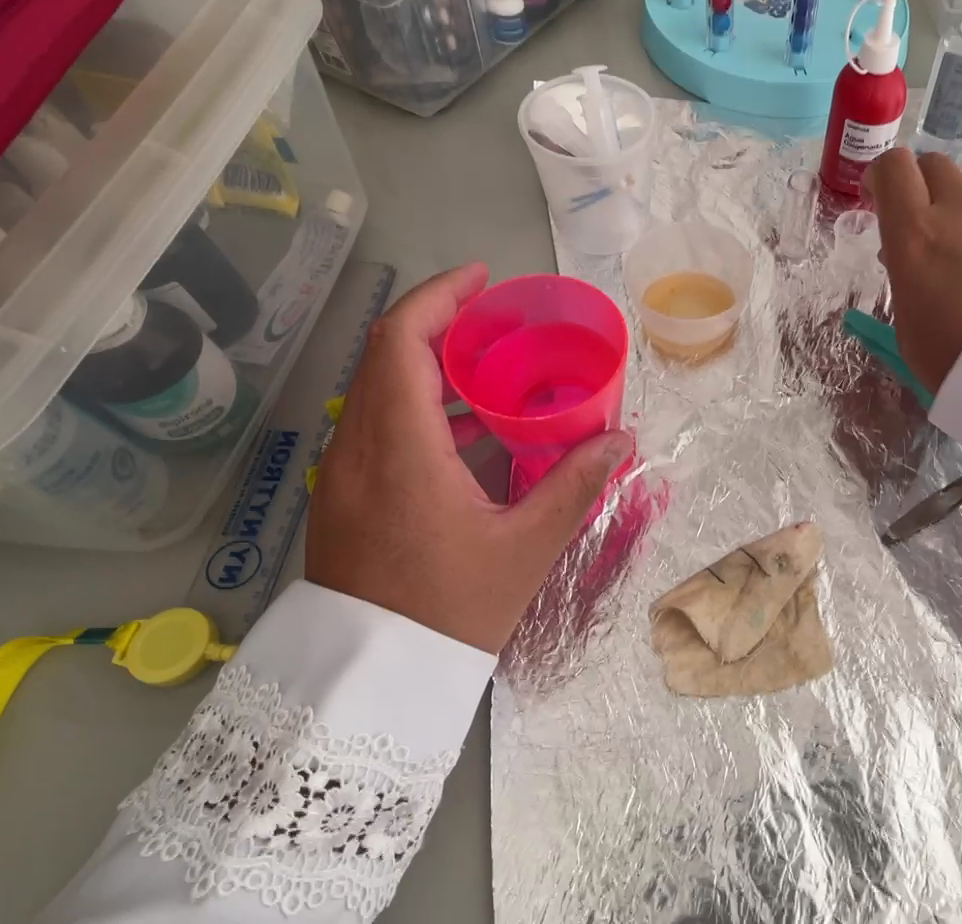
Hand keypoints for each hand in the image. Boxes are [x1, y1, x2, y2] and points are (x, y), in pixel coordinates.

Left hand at [307, 264, 631, 652]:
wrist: (374, 681)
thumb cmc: (452, 610)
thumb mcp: (525, 548)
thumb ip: (575, 484)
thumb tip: (621, 440)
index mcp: (400, 450)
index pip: (402, 342)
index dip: (440, 297)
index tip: (484, 280)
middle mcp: (357, 449)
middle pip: (387, 357)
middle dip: (440, 325)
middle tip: (499, 321)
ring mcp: (340, 474)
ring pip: (377, 391)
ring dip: (429, 367)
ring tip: (491, 369)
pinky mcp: (340, 497)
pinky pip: (375, 426)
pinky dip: (417, 407)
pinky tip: (466, 432)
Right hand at [866, 149, 961, 390]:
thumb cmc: (953, 357)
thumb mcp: (906, 323)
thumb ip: (902, 273)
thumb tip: (902, 255)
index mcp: (914, 234)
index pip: (892, 168)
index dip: (880, 176)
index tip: (877, 198)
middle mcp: (957, 211)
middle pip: (931, 163)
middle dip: (917, 183)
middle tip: (916, 218)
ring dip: (953, 201)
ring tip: (956, 242)